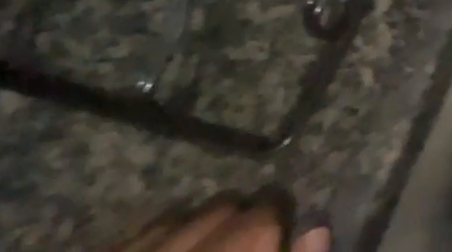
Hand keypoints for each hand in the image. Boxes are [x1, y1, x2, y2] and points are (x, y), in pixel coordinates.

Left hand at [113, 199, 328, 251]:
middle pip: (226, 206)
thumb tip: (316, 231)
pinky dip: (151, 246)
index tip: (273, 246)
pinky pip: (136, 237)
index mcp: (249, 241)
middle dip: (234, 224)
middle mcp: (199, 230)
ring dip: (190, 234)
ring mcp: (145, 246)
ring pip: (178, 217)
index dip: (277, 225)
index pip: (274, 205)